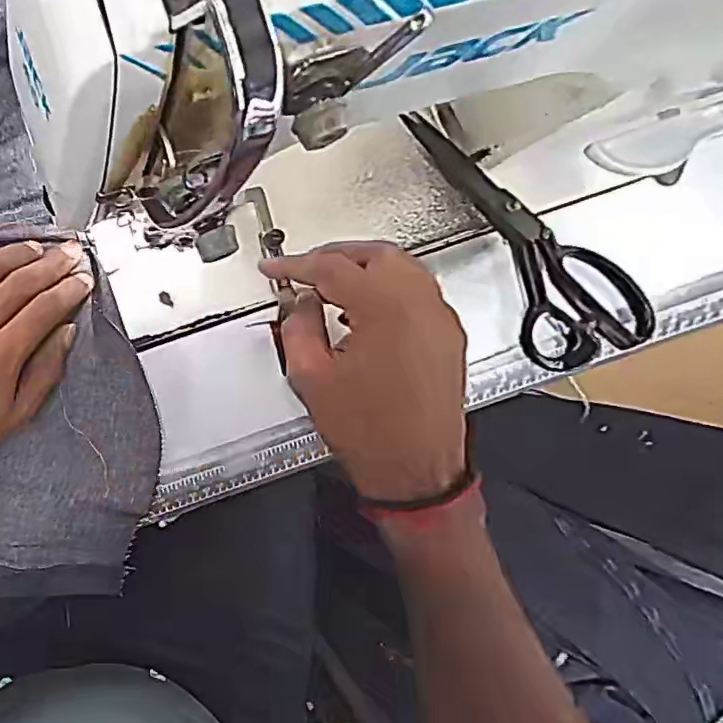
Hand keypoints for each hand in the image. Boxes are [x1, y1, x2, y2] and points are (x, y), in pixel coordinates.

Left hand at [0, 240, 93, 528]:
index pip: (44, 308)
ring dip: (16, 254)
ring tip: (40, 247)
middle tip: (72, 253)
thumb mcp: (17, 414)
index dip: (69, 290)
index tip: (83, 281)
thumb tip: (67, 332)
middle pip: (20, 282)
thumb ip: (46, 369)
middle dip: (52, 264)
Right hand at [258, 242, 467, 502]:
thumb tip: (298, 304)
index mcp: (387, 311)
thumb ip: (298, 328)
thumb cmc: (372, 432)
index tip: (276, 267)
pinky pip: (415, 291)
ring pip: (400, 267)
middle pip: (375, 254)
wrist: (414, 467)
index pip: (334, 268)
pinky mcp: (447, 335)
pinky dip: (384, 286)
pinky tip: (359, 306)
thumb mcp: (311, 377)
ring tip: (326, 285)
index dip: (296, 264)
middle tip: (301, 268)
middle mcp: (422, 307)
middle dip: (333, 256)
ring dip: (361, 268)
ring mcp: (440, 320)